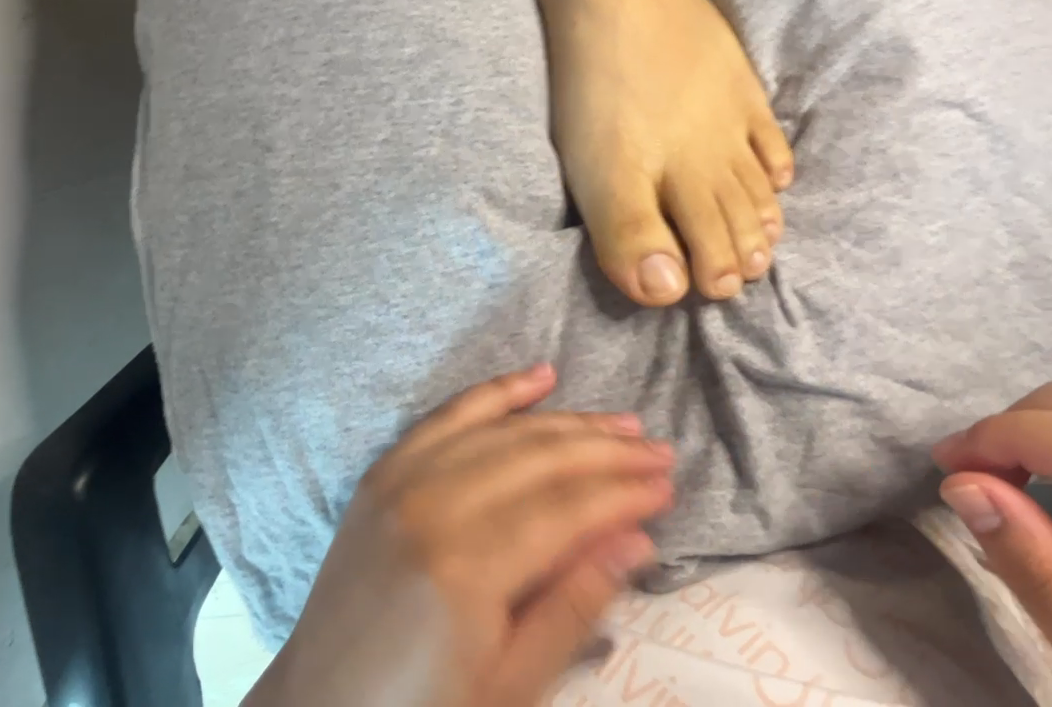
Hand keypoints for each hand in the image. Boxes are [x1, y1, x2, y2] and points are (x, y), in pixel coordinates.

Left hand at [246, 364, 674, 706]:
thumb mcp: (508, 686)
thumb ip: (571, 606)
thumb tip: (638, 537)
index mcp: (464, 568)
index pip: (565, 508)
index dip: (622, 492)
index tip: (668, 484)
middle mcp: (431, 506)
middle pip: (539, 458)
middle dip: (607, 451)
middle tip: (659, 450)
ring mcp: (401, 481)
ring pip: (502, 431)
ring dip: (568, 422)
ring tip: (621, 423)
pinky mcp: (382, 473)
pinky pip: (448, 416)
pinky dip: (497, 392)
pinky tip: (540, 376)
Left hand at [529, 0, 793, 306]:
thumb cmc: (599, 89)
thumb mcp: (601, 173)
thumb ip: (632, 234)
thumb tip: (671, 292)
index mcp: (681, 182)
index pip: (709, 242)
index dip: (715, 272)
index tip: (718, 291)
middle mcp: (715, 155)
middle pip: (738, 213)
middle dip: (742, 250)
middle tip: (747, 275)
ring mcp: (730, 114)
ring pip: (757, 179)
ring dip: (763, 215)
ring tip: (768, 240)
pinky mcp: (735, 77)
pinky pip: (767, 129)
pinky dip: (776, 160)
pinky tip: (782, 173)